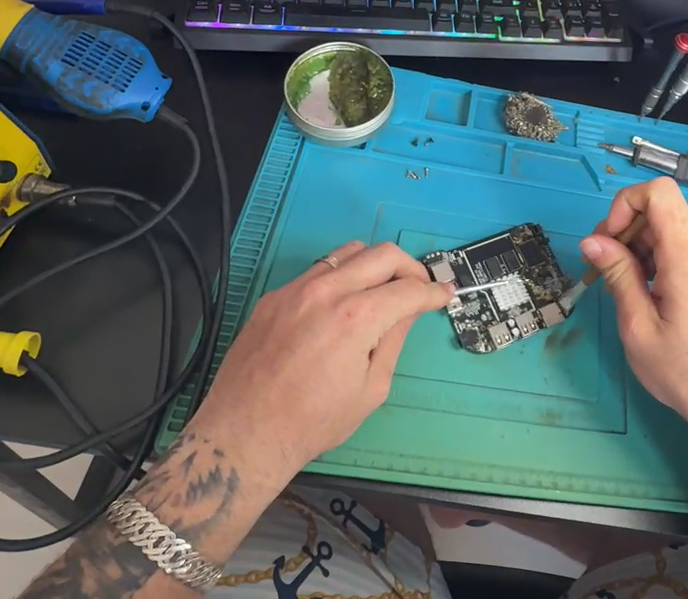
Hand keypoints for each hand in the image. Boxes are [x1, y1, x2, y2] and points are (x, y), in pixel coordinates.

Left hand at [184, 241, 453, 486]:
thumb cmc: (313, 422)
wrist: (243, 435)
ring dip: (375, 264)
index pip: (408, 289)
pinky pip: (318, 270)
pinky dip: (341, 277)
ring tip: (382, 289)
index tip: (444, 295)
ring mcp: (297, 289)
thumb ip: (393, 341)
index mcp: (356, 319)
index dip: (433, 292)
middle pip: (384, 254)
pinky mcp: (275, 295)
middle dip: (411, 267)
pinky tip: (342, 304)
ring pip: (350, 251)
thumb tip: (408, 312)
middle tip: (418, 287)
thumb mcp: (371, 389)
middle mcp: (327, 292)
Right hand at [581, 179, 687, 440]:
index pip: (660, 192)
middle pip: (662, 213)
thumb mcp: (639, 328)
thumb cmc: (686, 374)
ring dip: (644, 250)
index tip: (611, 238)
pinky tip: (655, 296)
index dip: (627, 203)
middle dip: (628, 232)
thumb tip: (591, 240)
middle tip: (606, 270)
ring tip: (631, 291)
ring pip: (673, 232)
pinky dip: (663, 260)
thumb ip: (617, 275)